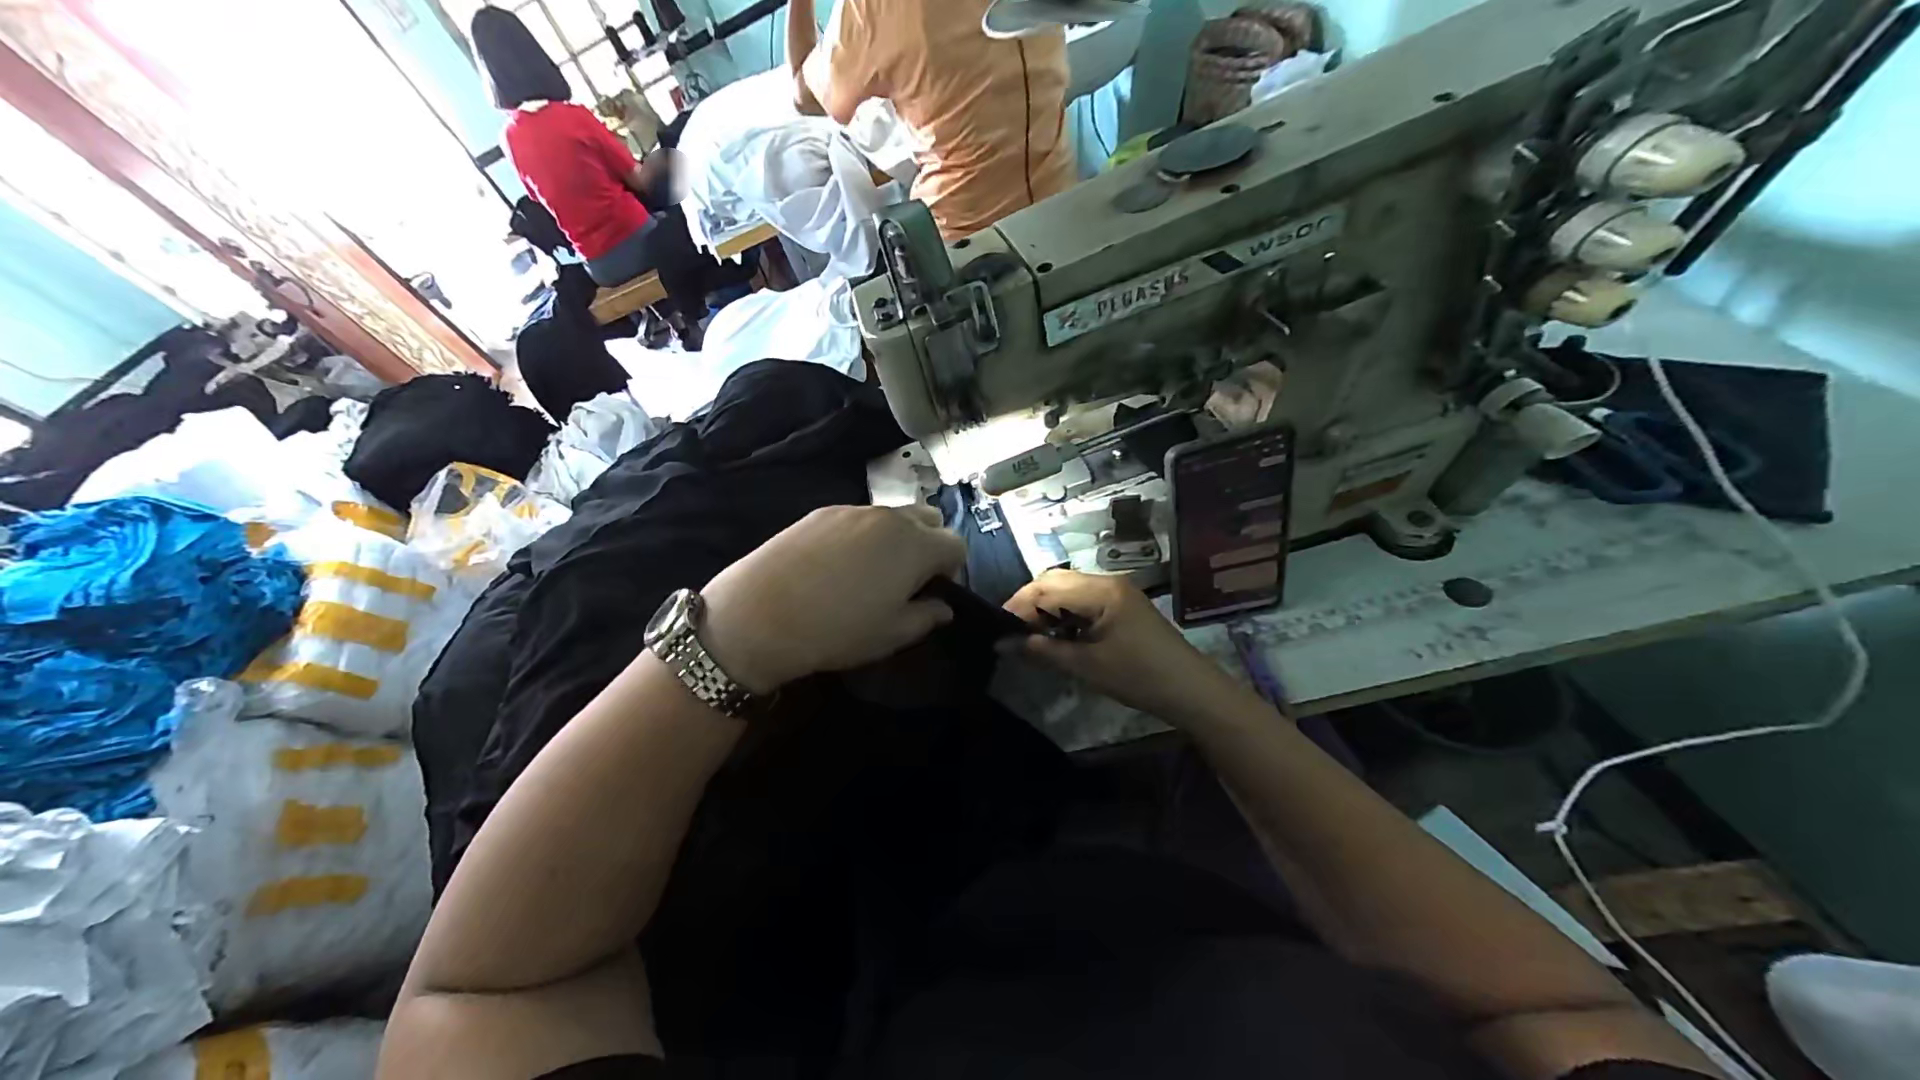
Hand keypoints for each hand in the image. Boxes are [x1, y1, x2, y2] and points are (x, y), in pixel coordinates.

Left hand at [699, 505, 965, 693]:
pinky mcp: (820, 513)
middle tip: (907, 579)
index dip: (952, 569)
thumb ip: (927, 617)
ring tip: (869, 572)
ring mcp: (852, 510)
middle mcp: (889, 517)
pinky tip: (836, 566)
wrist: (759, 615)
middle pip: (929, 520)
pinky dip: (862, 535)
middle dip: (929, 544)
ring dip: (895, 538)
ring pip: (892, 517)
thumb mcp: (892, 635)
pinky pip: (857, 519)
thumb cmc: (837, 630)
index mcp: (915, 545)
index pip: (956, 545)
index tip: (932, 592)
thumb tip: (942, 607)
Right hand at [1003, 570, 1244, 721]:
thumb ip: (1042, 651)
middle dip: (1029, 603)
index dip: (1018, 607)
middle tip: (1010, 632)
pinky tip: (1056, 635)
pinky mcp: (1121, 604)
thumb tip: (1002, 644)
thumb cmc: (1138, 677)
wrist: (1191, 691)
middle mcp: (1107, 581)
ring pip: (1067, 589)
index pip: (1046, 588)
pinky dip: (1063, 612)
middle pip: (1055, 581)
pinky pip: (1082, 599)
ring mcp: (1117, 591)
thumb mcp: (1086, 666)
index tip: (998, 631)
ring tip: (1029, 636)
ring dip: (1045, 608)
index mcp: (1100, 591)